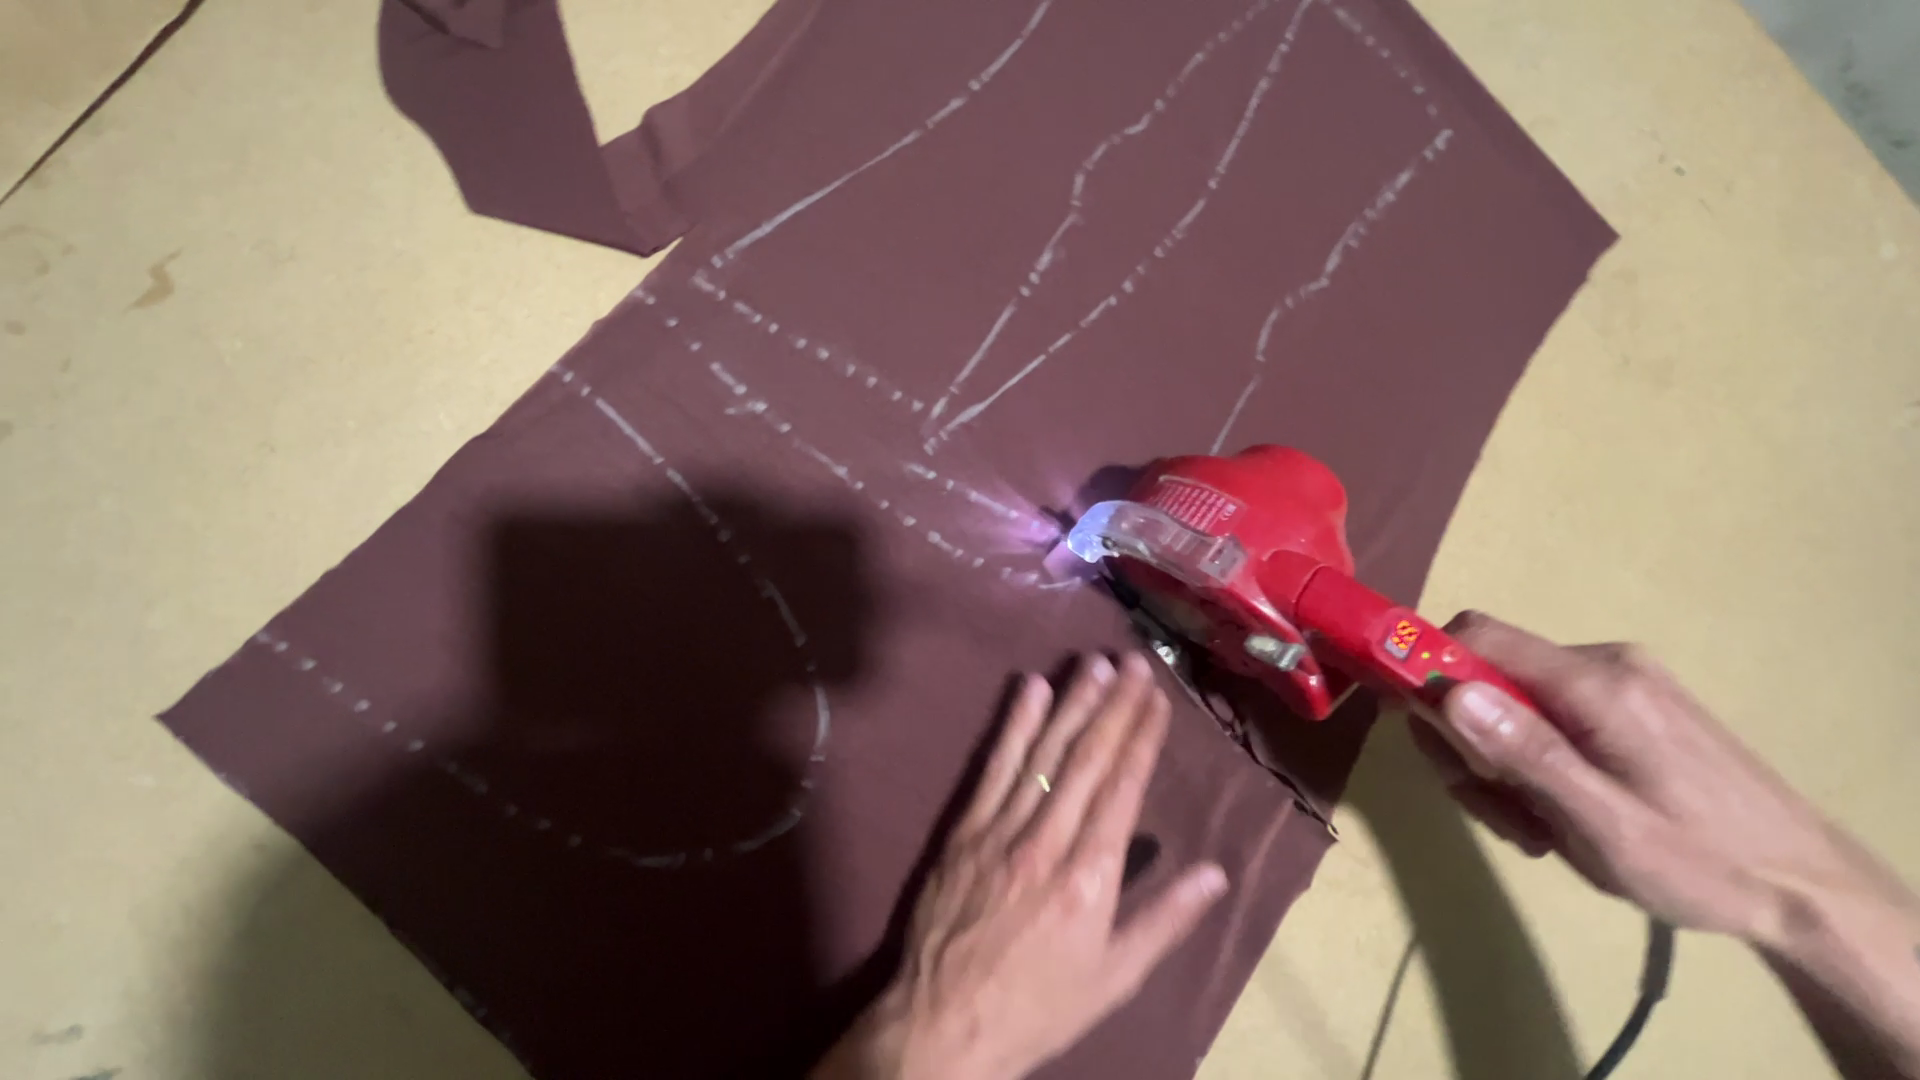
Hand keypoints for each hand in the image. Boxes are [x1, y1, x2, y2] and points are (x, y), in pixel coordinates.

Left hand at [813, 653, 1228, 1079]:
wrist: (944, 1023)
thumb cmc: (1039, 1005)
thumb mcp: (1115, 978)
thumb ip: (1166, 920)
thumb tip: (1215, 872)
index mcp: (1091, 877)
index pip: (1123, 788)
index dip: (1142, 737)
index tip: (1157, 698)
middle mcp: (1048, 841)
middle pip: (1088, 760)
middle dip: (1114, 706)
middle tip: (1134, 663)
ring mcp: (1001, 829)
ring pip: (1045, 754)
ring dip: (1072, 703)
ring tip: (1094, 663)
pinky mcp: (964, 828)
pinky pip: (994, 767)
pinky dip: (1014, 725)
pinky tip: (1030, 688)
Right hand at [1414, 612, 1914, 940]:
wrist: (1814, 894)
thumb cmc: (1704, 866)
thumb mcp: (1603, 825)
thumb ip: (1526, 753)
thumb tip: (1448, 694)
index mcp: (1596, 683)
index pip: (1475, 637)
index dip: (1422, 665)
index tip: (1398, 717)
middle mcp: (1602, 665)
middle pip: (1483, 674)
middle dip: (1463, 739)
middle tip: (1488, 808)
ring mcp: (1616, 682)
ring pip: (1505, 700)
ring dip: (1495, 761)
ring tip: (1531, 825)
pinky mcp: (1624, 704)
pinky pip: (1539, 714)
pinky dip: (1525, 759)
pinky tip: (1552, 809)